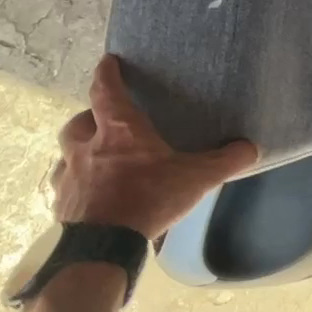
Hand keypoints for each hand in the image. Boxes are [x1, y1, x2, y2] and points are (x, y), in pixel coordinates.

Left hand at [50, 55, 257, 238]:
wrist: (100, 250)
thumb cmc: (147, 199)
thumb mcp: (198, 178)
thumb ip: (227, 159)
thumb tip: (251, 147)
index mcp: (120, 132)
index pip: (106, 93)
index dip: (106, 74)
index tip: (108, 61)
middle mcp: (88, 149)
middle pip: (76, 123)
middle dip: (88, 117)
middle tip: (103, 120)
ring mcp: (69, 179)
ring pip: (65, 155)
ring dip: (77, 152)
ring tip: (95, 159)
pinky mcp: (60, 207)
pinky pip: (63, 188)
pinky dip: (75, 185)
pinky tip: (91, 195)